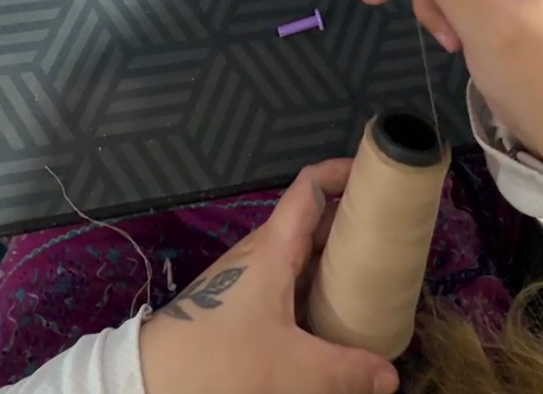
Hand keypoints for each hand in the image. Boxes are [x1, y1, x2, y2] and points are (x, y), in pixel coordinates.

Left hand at [139, 160, 399, 393]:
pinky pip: (288, 280)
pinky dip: (315, 284)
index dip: (343, 170)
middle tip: (388, 233)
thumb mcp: (290, 368)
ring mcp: (250, 275)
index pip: (310, 186)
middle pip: (313, 220)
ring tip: (371, 271)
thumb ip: (344, 370)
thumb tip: (391, 376)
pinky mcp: (241, 300)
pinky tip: (333, 311)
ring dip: (333, 256)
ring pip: (301, 253)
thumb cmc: (220, 358)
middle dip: (350, 221)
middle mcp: (263, 251)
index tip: (375, 172)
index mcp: (275, 246)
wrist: (152, 379)